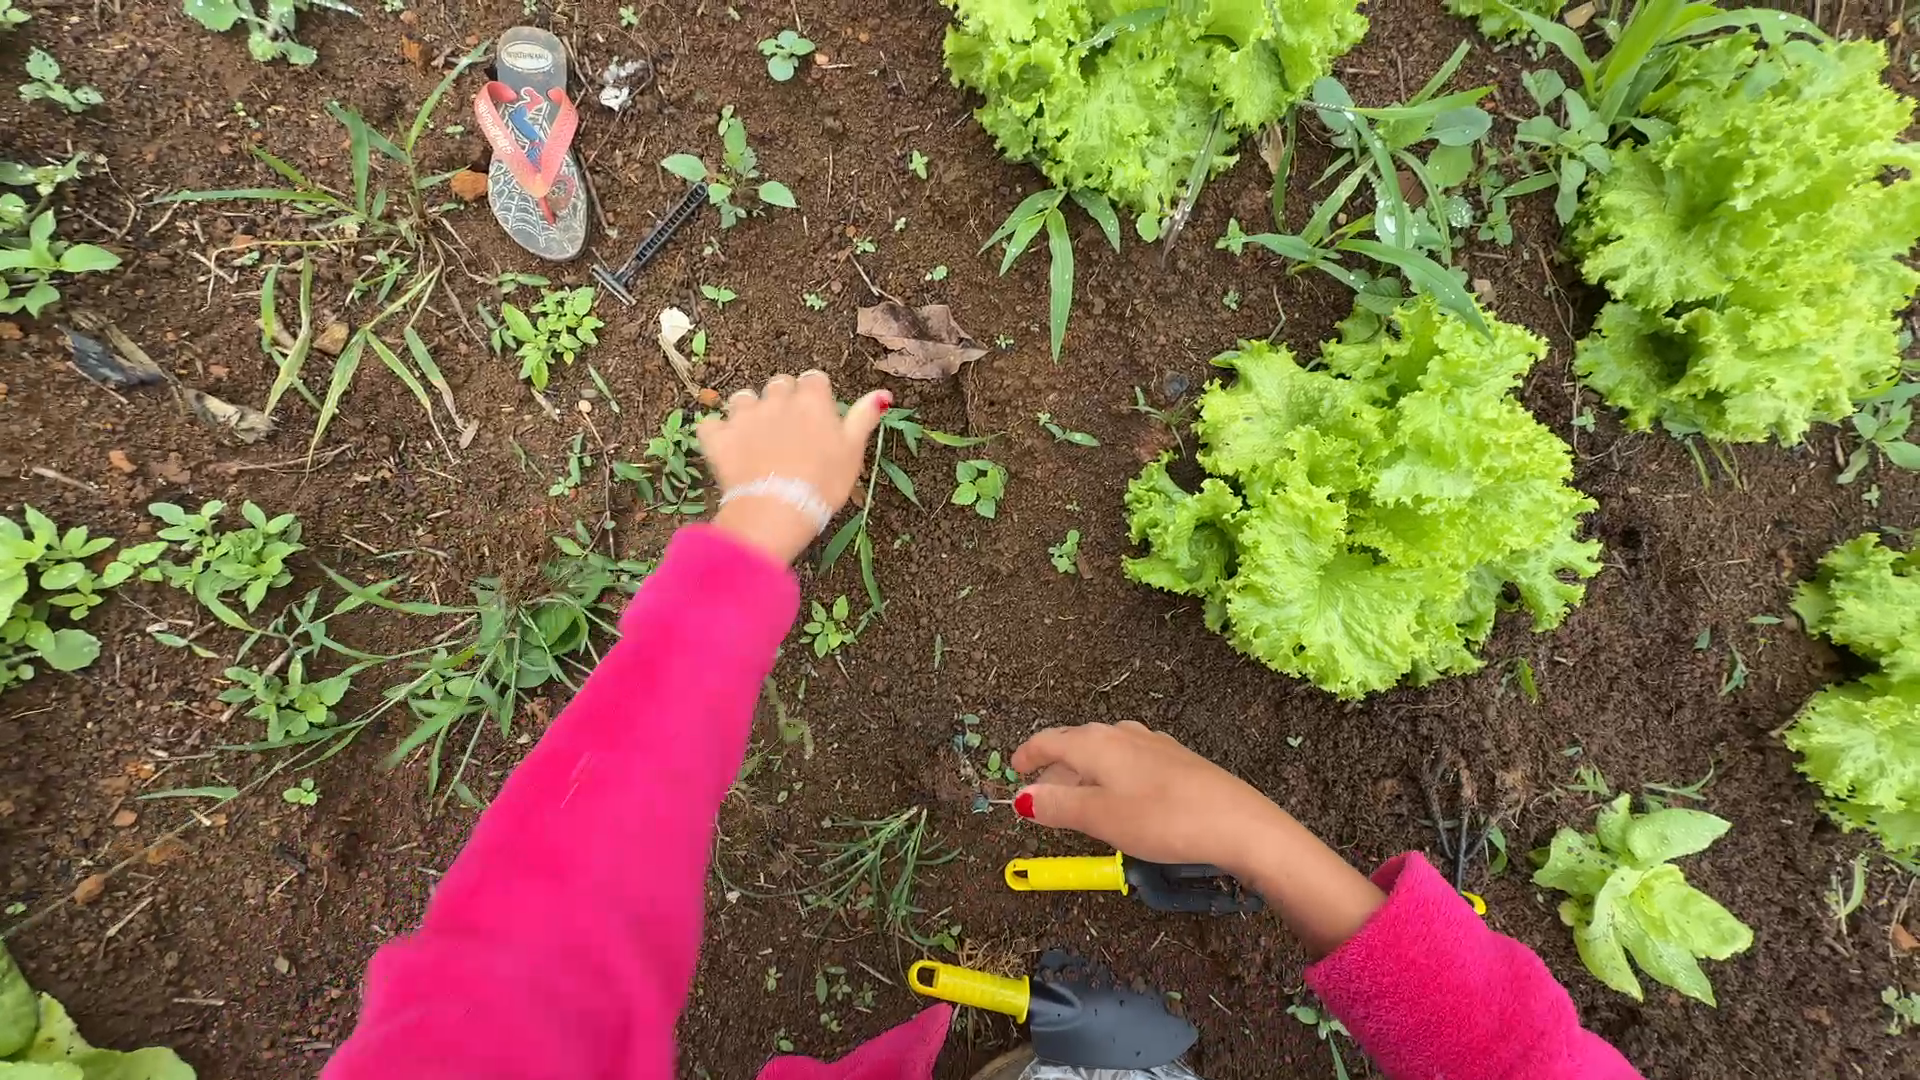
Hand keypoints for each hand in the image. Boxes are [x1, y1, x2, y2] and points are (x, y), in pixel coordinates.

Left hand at [696, 372, 889, 564]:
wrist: (777, 511)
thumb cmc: (823, 484)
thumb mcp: (852, 452)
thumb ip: (864, 418)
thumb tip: (883, 394)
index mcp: (812, 400)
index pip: (814, 380)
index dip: (816, 397)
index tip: (818, 417)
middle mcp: (776, 399)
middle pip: (779, 385)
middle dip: (783, 401)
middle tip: (790, 432)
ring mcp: (744, 416)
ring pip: (743, 399)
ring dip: (749, 412)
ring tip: (758, 439)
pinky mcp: (718, 437)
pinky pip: (711, 425)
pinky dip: (718, 433)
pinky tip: (728, 448)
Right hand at [1010, 721, 1286, 874]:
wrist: (1237, 822)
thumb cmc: (1161, 819)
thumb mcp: (1099, 818)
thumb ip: (1056, 806)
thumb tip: (1022, 797)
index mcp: (1095, 743)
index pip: (1048, 740)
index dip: (1027, 756)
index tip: (1014, 769)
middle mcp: (1120, 734)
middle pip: (1074, 744)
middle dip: (1052, 768)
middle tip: (1039, 796)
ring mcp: (1149, 743)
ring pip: (1101, 752)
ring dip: (1081, 773)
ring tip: (1076, 800)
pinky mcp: (1173, 759)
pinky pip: (1125, 760)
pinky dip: (1108, 776)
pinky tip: (1118, 797)